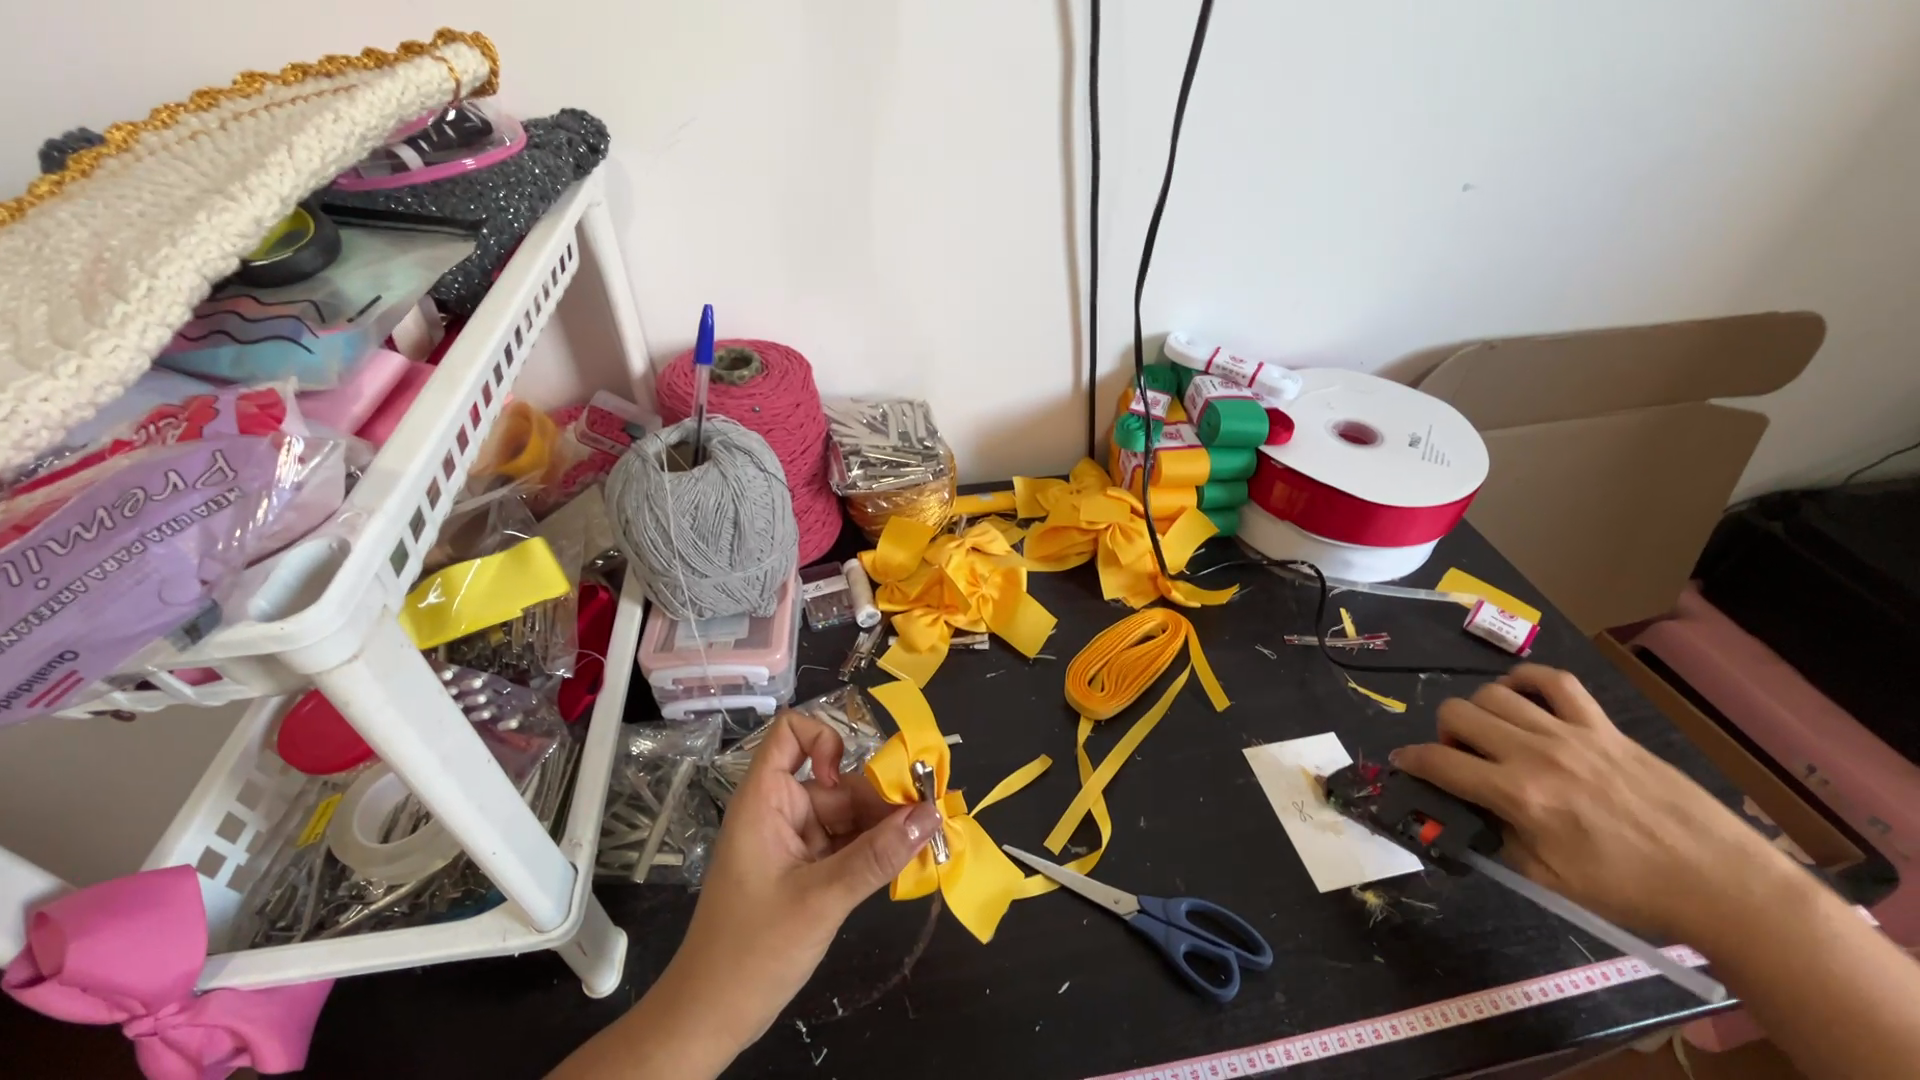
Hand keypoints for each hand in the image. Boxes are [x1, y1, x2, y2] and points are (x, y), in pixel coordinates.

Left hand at [664, 710, 937, 1052]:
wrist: (711, 1016)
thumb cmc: (753, 950)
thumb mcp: (822, 899)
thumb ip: (878, 856)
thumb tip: (931, 815)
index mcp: (765, 801)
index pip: (790, 734)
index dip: (825, 740)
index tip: (850, 780)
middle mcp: (780, 811)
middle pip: (836, 781)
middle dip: (879, 798)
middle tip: (927, 821)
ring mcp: (792, 842)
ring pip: (847, 815)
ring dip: (884, 828)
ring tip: (926, 846)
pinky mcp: (804, 871)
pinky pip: (846, 845)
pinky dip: (873, 851)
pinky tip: (905, 865)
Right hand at [1391, 664, 1795, 942]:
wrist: (1719, 882)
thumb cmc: (1628, 891)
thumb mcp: (1546, 879)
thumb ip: (1495, 839)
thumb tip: (1465, 813)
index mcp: (1519, 797)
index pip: (1438, 763)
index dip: (1410, 761)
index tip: (1404, 764)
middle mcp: (1537, 755)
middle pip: (1458, 714)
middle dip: (1442, 734)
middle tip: (1459, 759)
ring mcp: (1573, 734)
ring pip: (1495, 694)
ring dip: (1478, 712)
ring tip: (1492, 735)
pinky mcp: (1604, 726)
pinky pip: (1555, 681)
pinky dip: (1526, 681)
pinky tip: (1522, 699)